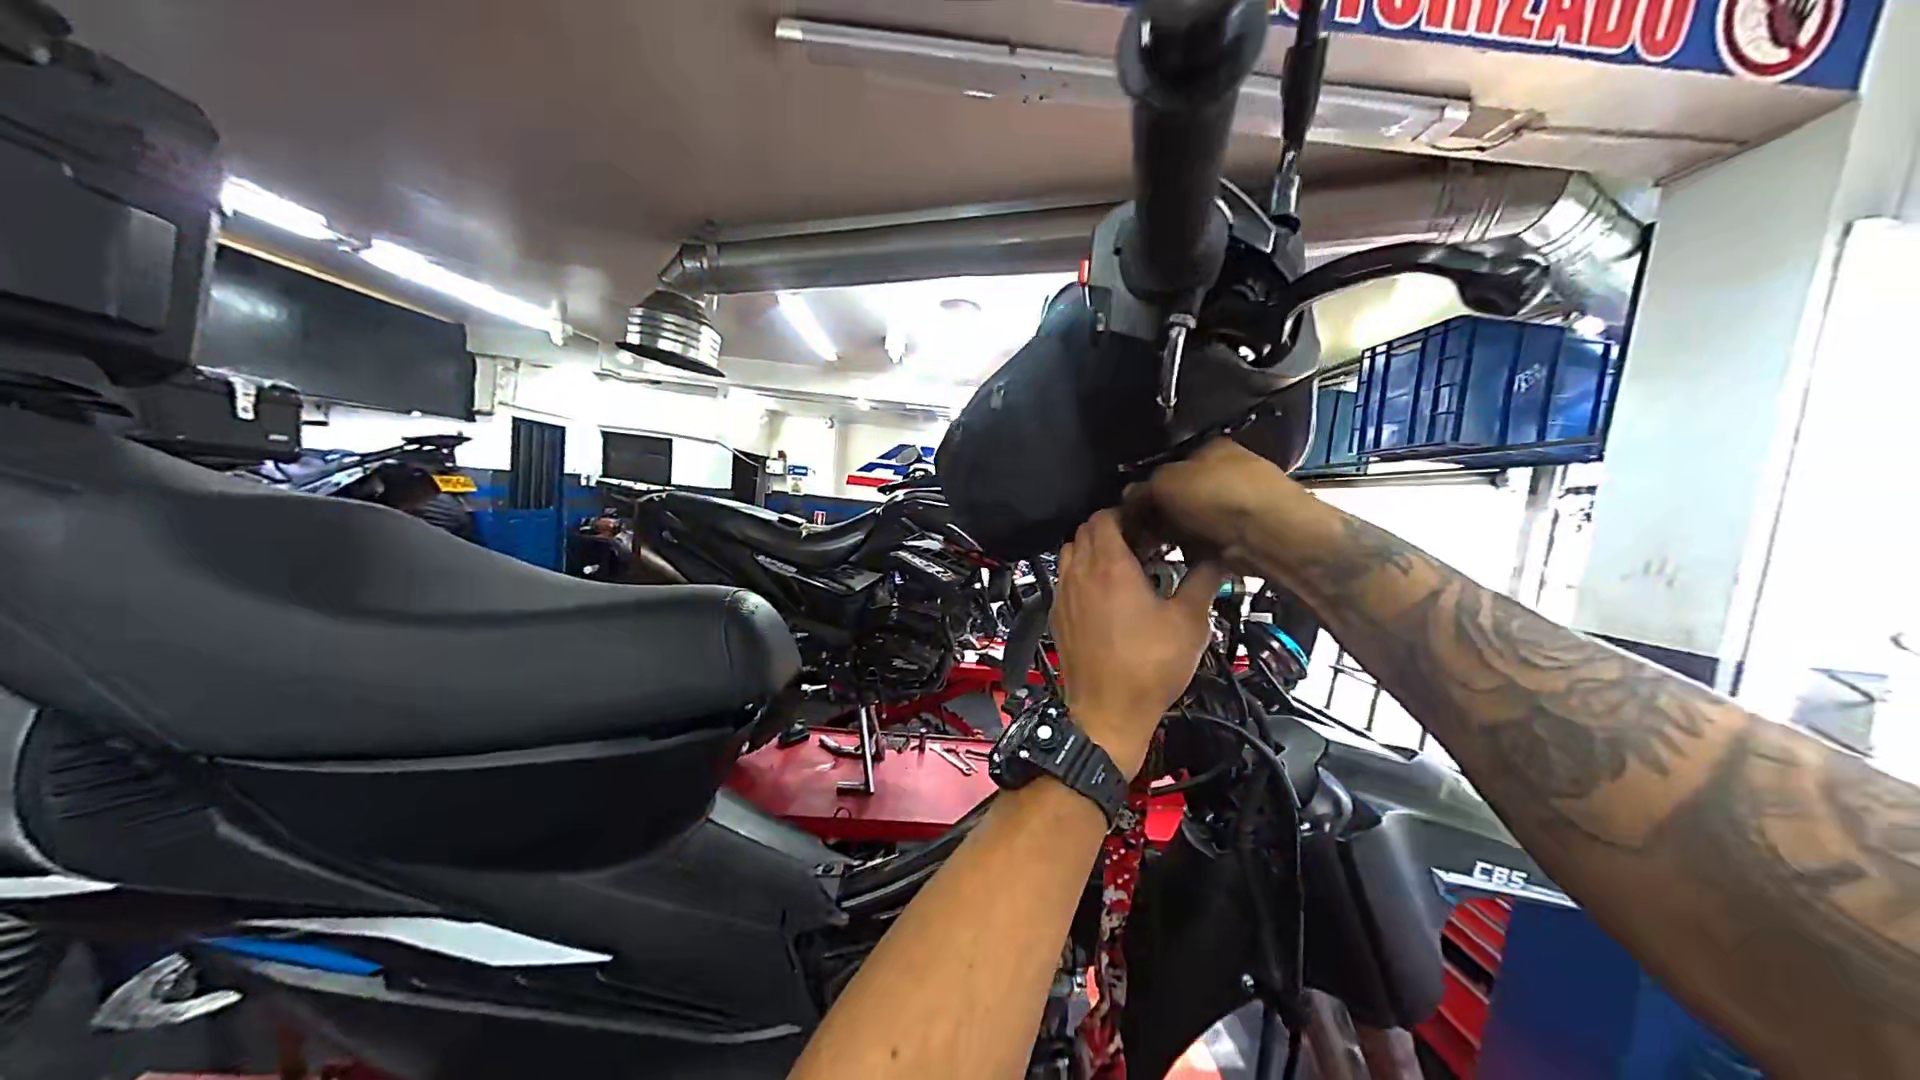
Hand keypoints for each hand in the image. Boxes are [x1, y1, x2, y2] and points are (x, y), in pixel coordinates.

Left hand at [1052, 509, 1225, 778]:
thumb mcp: (1189, 623)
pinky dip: (1079, 576)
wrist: (1108, 713)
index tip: (1145, 522)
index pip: (1104, 517)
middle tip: (1138, 543)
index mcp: (1109, 566)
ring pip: (1069, 554)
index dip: (1124, 513)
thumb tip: (1217, 559)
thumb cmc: (1148, 668)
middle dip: (1109, 529)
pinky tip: (1104, 597)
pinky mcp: (1057, 618)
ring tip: (1121, 567)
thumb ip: (1202, 582)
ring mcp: (1063, 597)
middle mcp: (1079, 575)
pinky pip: (1064, 582)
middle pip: (1084, 531)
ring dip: (1091, 551)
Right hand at [1123, 437, 1305, 570]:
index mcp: (1211, 447)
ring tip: (1157, 546)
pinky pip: (1205, 543)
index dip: (1146, 484)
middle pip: (1178, 494)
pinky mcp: (1242, 536)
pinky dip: (1192, 550)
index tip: (1131, 505)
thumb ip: (1142, 489)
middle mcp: (1226, 473)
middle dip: (1158, 513)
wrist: (1269, 535)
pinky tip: (1181, 556)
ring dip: (1173, 534)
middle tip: (1139, 529)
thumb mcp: (1166, 483)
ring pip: (1190, 521)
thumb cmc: (1222, 495)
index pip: (1168, 464)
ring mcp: (1236, 505)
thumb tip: (1129, 496)